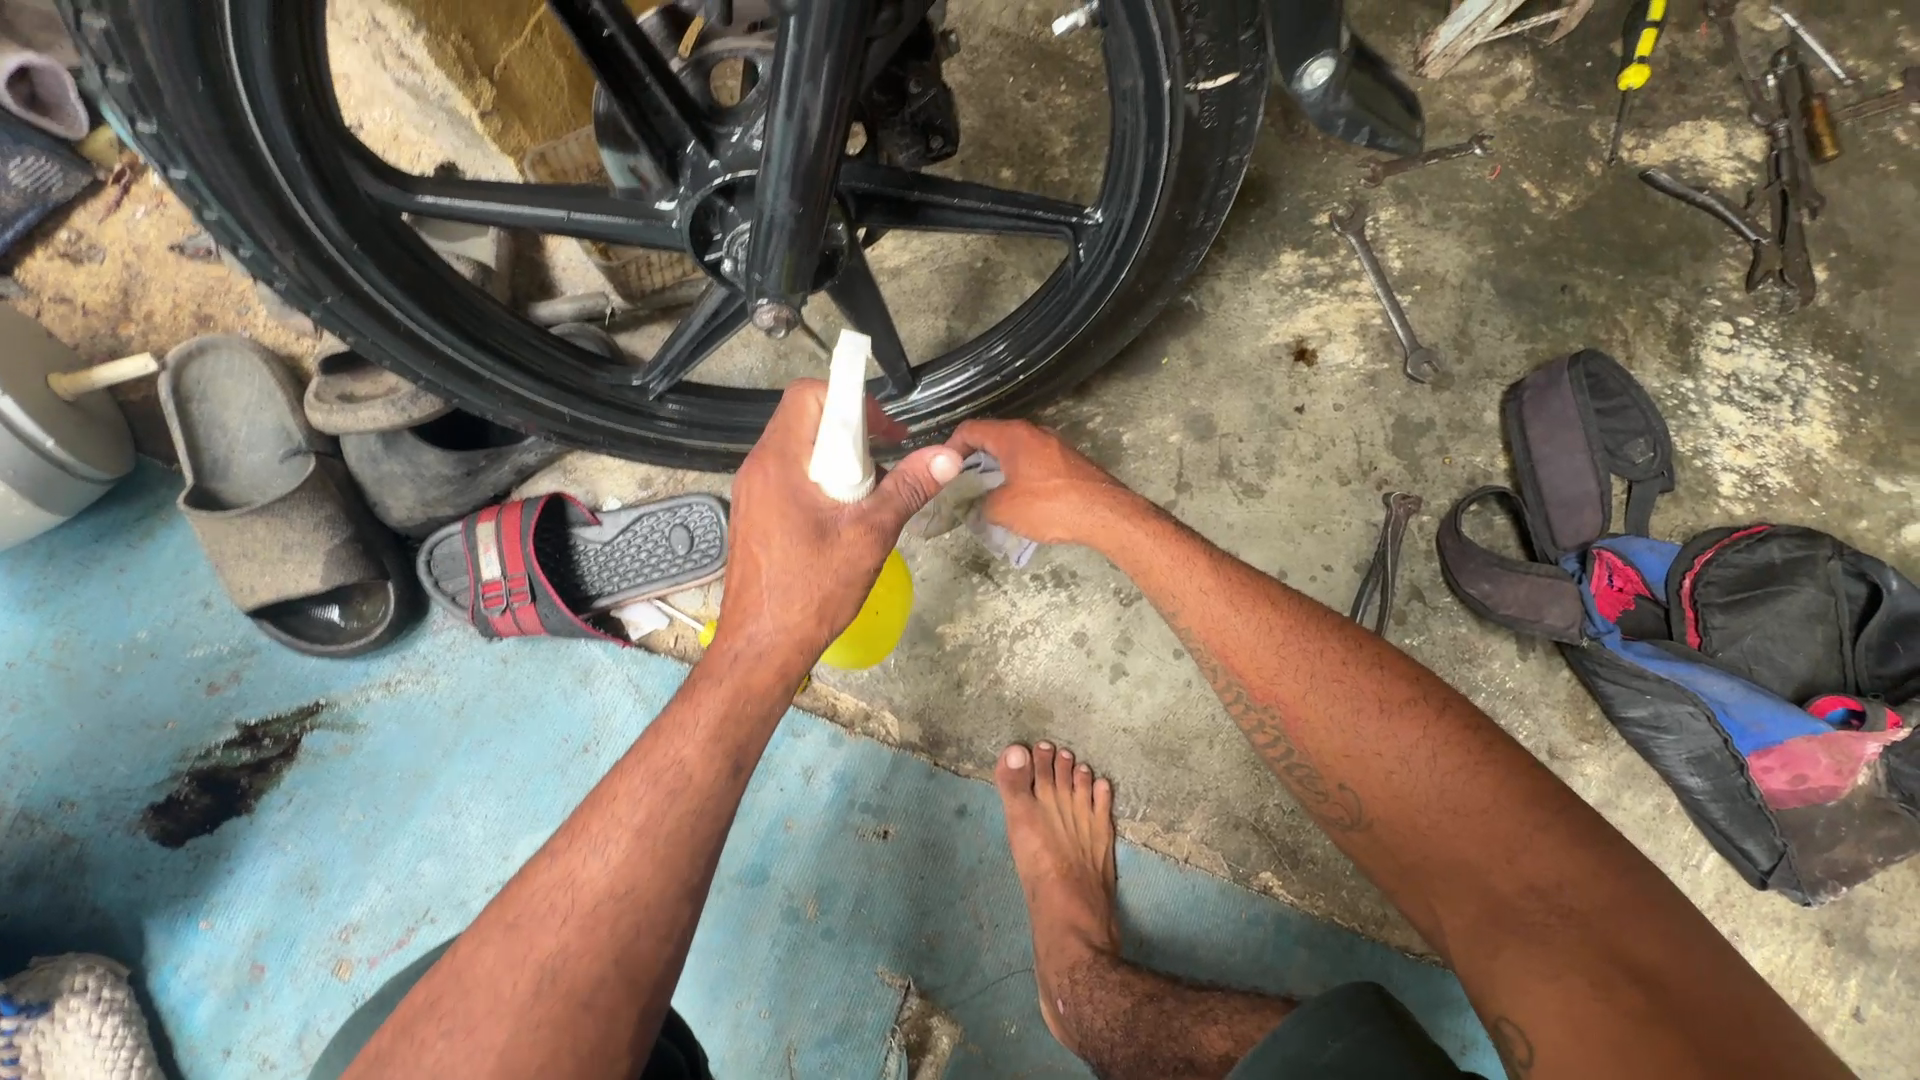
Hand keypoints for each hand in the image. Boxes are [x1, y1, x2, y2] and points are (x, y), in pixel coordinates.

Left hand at [715, 380, 961, 670]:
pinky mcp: (757, 513)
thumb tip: (948, 455)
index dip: (852, 401)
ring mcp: (753, 491)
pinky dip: (823, 483)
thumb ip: (908, 488)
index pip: (809, 394)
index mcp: (780, 462)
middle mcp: (759, 467)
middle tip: (883, 467)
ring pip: (801, 450)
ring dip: (840, 461)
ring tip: (868, 498)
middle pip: (806, 419)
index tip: (885, 434)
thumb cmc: (812, 591)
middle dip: (852, 434)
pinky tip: (844, 520)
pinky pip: (792, 477)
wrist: (762, 646)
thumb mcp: (869, 536)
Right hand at [946, 419, 1141, 546]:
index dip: (950, 447)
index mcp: (1012, 435)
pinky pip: (1033, 462)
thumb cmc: (1049, 505)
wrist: (1105, 514)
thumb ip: (980, 502)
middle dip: (973, 460)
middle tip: (961, 485)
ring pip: (1014, 451)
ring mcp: (1053, 445)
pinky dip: (1018, 475)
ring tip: (986, 494)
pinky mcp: (1068, 461)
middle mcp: (1033, 432)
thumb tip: (976, 503)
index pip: (970, 429)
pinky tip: (1017, 498)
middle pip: (992, 438)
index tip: (943, 469)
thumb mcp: (1002, 509)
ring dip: (997, 469)